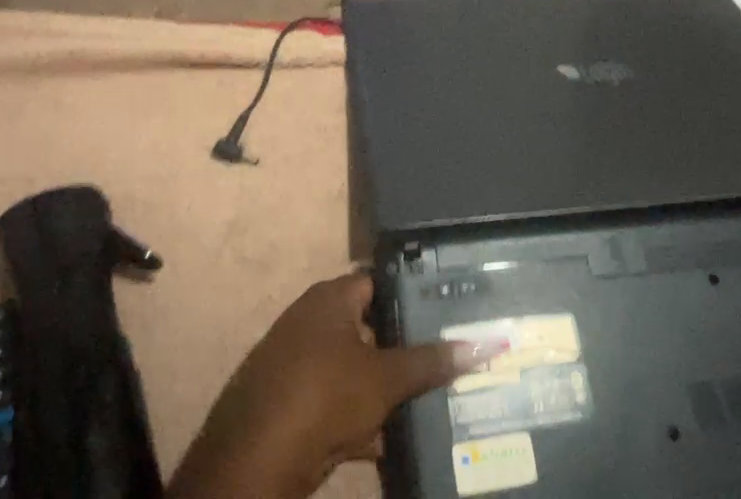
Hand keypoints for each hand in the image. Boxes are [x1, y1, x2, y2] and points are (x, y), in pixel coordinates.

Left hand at [168, 272, 503, 498]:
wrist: (256, 460)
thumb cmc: (324, 395)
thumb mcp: (386, 378)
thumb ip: (431, 361)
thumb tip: (484, 345)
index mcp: (328, 299)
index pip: (379, 281)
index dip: (413, 292)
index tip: (450, 306)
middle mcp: (310, 322)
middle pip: (370, 328)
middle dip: (405, 347)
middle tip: (450, 356)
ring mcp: (298, 365)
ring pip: (356, 371)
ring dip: (386, 390)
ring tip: (434, 399)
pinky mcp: (293, 405)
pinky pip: (339, 404)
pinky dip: (363, 420)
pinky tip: (394, 437)